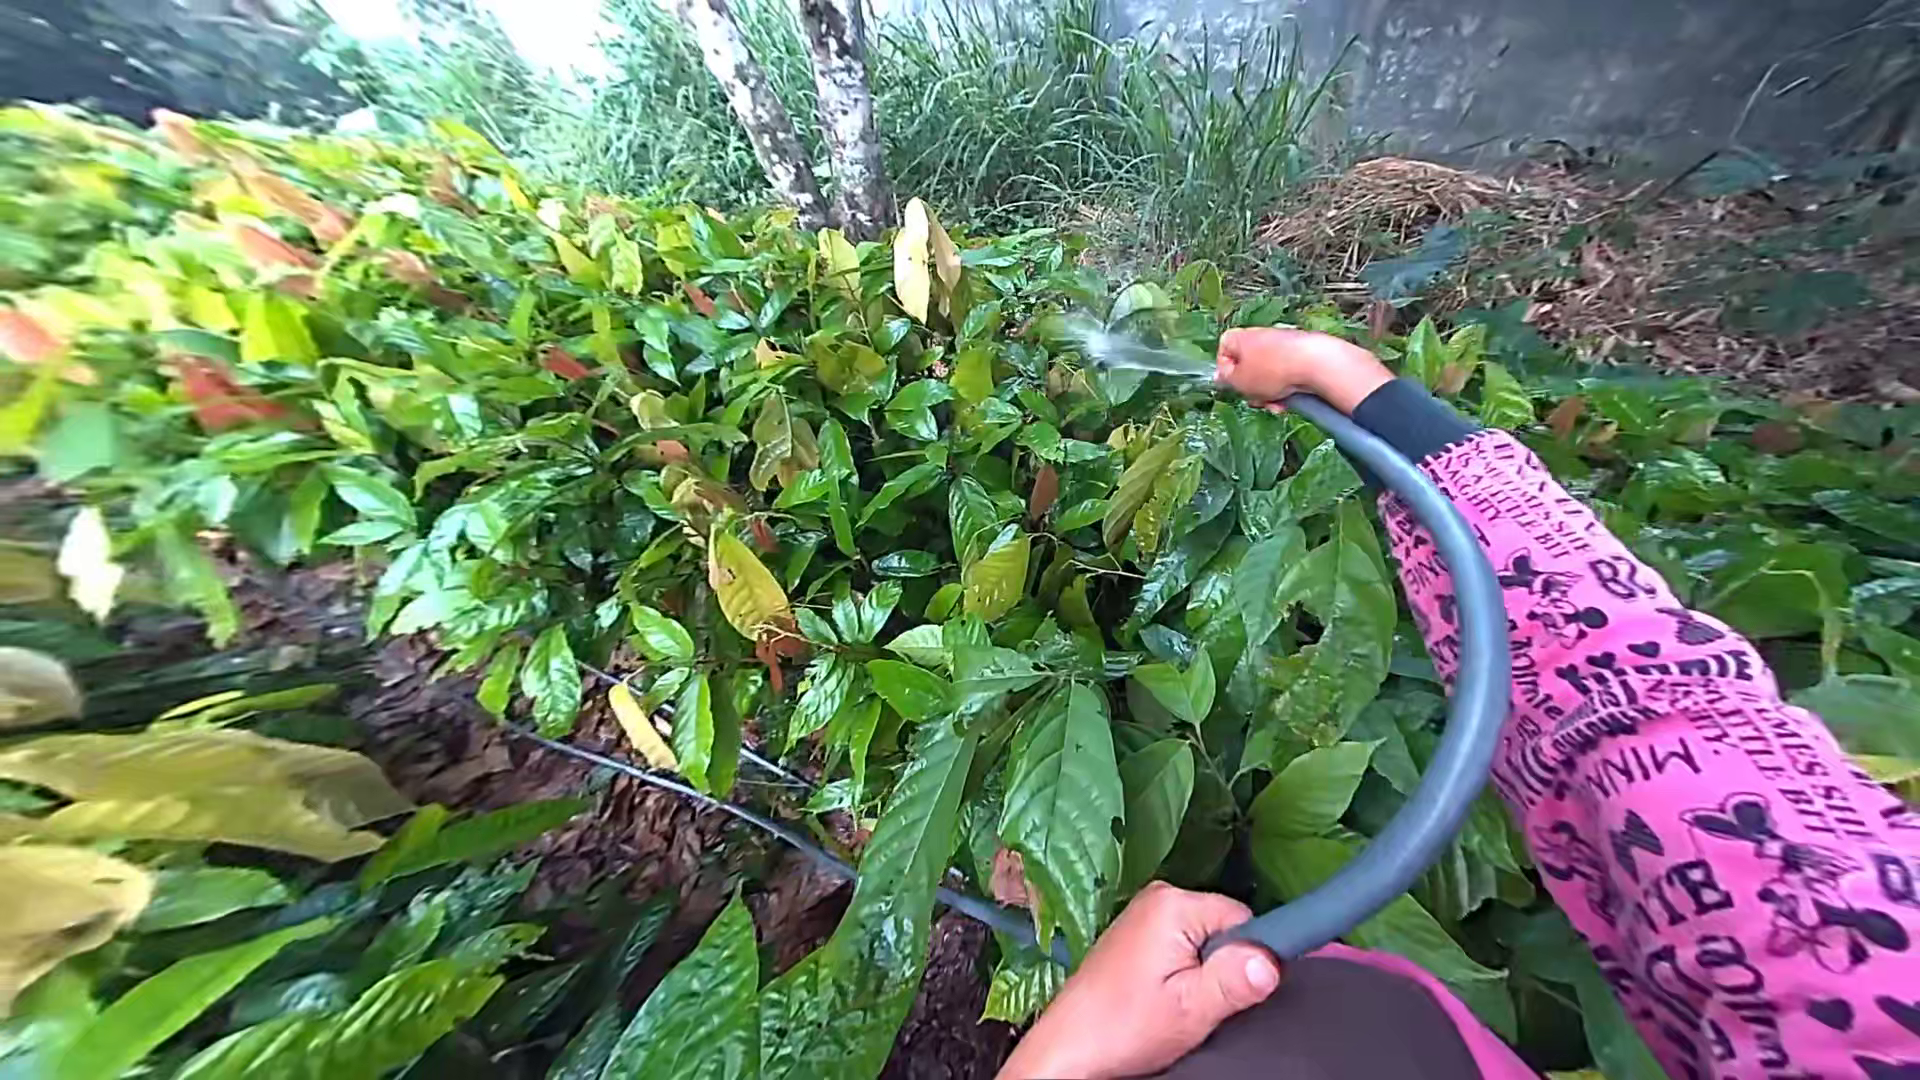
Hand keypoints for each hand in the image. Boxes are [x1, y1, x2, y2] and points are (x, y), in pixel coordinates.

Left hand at [997, 883, 1281, 1078]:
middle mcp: (1159, 894)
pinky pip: (1182, 938)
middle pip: (1222, 923)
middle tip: (1205, 1001)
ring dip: (1204, 967)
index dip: (1251, 955)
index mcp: (1173, 902)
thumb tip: (1273, 959)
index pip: (1242, 917)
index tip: (1241, 991)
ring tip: (1183, 999)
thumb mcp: (1192, 1008)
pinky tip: (1169, 991)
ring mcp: (1146, 908)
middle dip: (1226, 963)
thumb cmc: (1129, 1021)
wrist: (1076, 1037)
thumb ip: (1234, 980)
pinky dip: (1185, 965)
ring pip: (1204, 934)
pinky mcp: (1139, 926)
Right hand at [1214, 327, 1393, 413]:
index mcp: (1241, 337)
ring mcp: (1283, 343)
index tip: (1230, 383)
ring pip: (1266, 373)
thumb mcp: (1239, 381)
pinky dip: (1284, 388)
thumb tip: (1220, 377)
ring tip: (1275, 402)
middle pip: (1246, 365)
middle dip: (1250, 385)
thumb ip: (1225, 379)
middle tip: (1254, 397)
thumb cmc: (1274, 370)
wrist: (1318, 364)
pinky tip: (1289, 399)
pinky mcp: (1301, 353)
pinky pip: (1285, 374)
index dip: (1224, 369)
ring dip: (1267, 391)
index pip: (1223, 350)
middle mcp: (1261, 336)